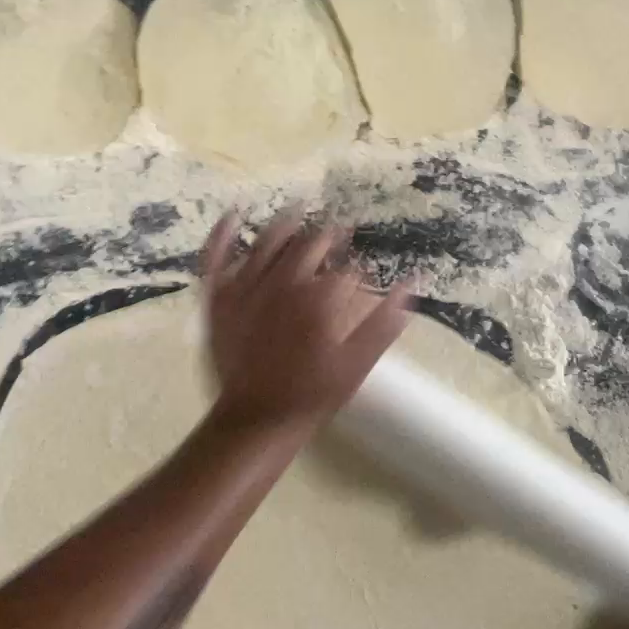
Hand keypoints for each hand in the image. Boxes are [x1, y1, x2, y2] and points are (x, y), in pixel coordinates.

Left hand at [200, 211, 411, 431]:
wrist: (256, 418)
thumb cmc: (311, 394)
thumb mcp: (357, 364)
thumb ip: (384, 323)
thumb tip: (412, 283)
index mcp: (319, 296)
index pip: (344, 267)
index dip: (355, 266)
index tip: (359, 269)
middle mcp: (283, 281)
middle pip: (309, 244)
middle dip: (328, 236)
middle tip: (338, 233)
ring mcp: (246, 286)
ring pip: (268, 240)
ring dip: (288, 223)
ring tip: (300, 211)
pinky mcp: (218, 296)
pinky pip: (216, 255)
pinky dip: (223, 231)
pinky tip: (234, 212)